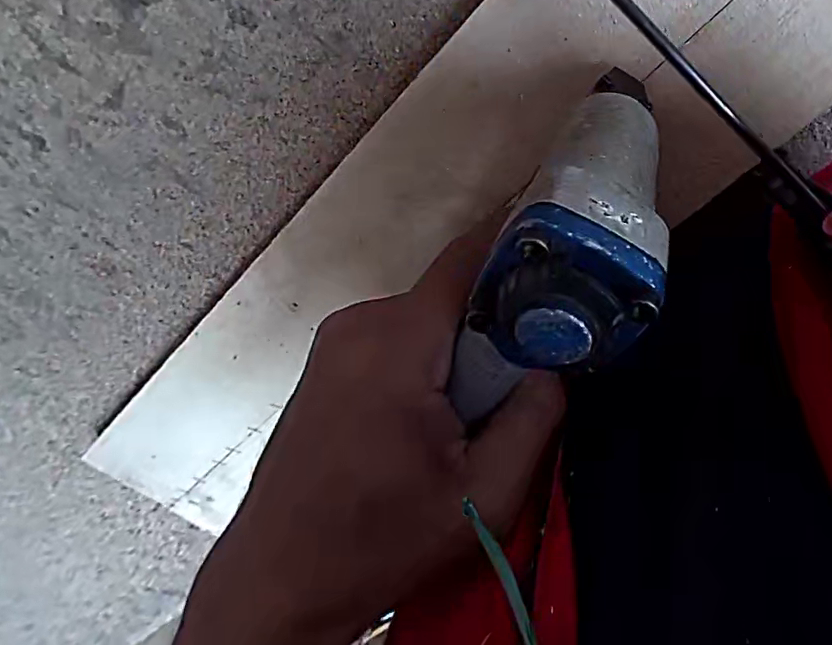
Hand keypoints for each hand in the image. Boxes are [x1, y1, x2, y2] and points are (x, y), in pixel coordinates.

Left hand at [177, 221, 565, 644]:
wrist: (271, 595)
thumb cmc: (375, 543)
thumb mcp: (484, 496)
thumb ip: (536, 418)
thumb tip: (554, 366)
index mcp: (396, 342)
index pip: (467, 257)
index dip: (516, 237)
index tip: (559, 235)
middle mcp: (361, 324)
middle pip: (455, 291)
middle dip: (498, 317)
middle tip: (530, 363)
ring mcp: (338, 341)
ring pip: (432, 315)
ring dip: (466, 343)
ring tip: (480, 404)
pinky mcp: (329, 362)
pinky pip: (403, 334)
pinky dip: (434, 355)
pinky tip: (438, 413)